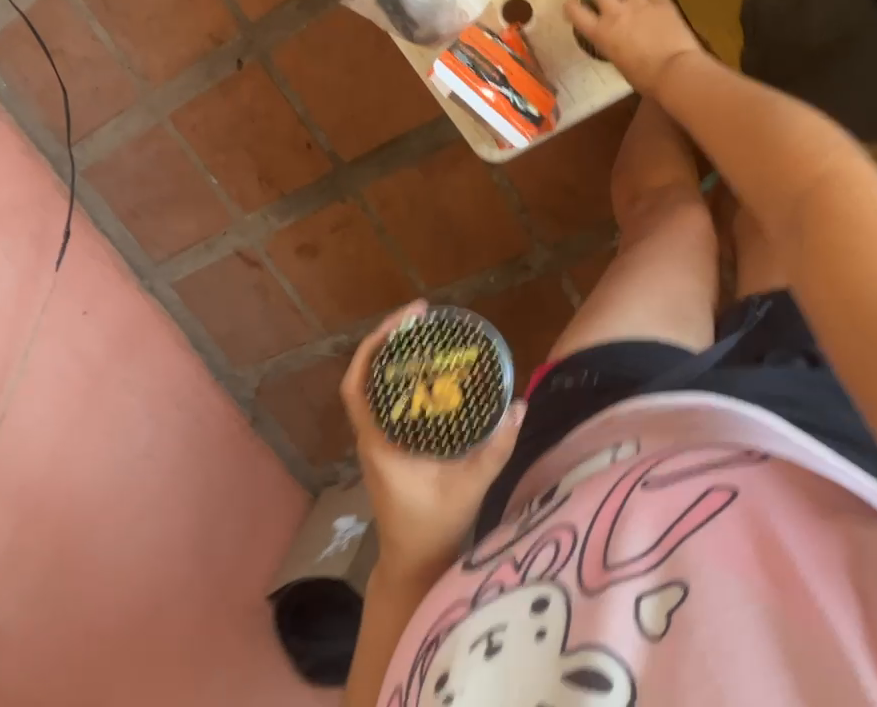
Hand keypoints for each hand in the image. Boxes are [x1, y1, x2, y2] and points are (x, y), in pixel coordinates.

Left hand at [342, 301, 525, 581]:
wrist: (415, 561)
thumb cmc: (434, 525)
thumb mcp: (470, 486)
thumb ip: (495, 448)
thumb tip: (517, 406)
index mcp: (379, 442)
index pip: (359, 385)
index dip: (375, 346)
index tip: (405, 320)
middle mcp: (372, 436)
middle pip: (366, 376)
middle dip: (389, 341)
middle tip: (422, 316)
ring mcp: (379, 441)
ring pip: (375, 387)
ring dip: (394, 358)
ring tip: (426, 333)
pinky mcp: (390, 446)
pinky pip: (389, 401)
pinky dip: (403, 379)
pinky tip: (430, 371)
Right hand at [564, 0, 704, 92]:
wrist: (674, 72)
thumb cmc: (645, 79)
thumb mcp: (619, 63)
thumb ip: (614, 46)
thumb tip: (619, 43)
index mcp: (600, 33)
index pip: (574, 10)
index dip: (571, 4)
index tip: (575, 5)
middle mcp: (615, 13)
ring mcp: (640, 4)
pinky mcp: (662, 2)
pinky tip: (658, 4)